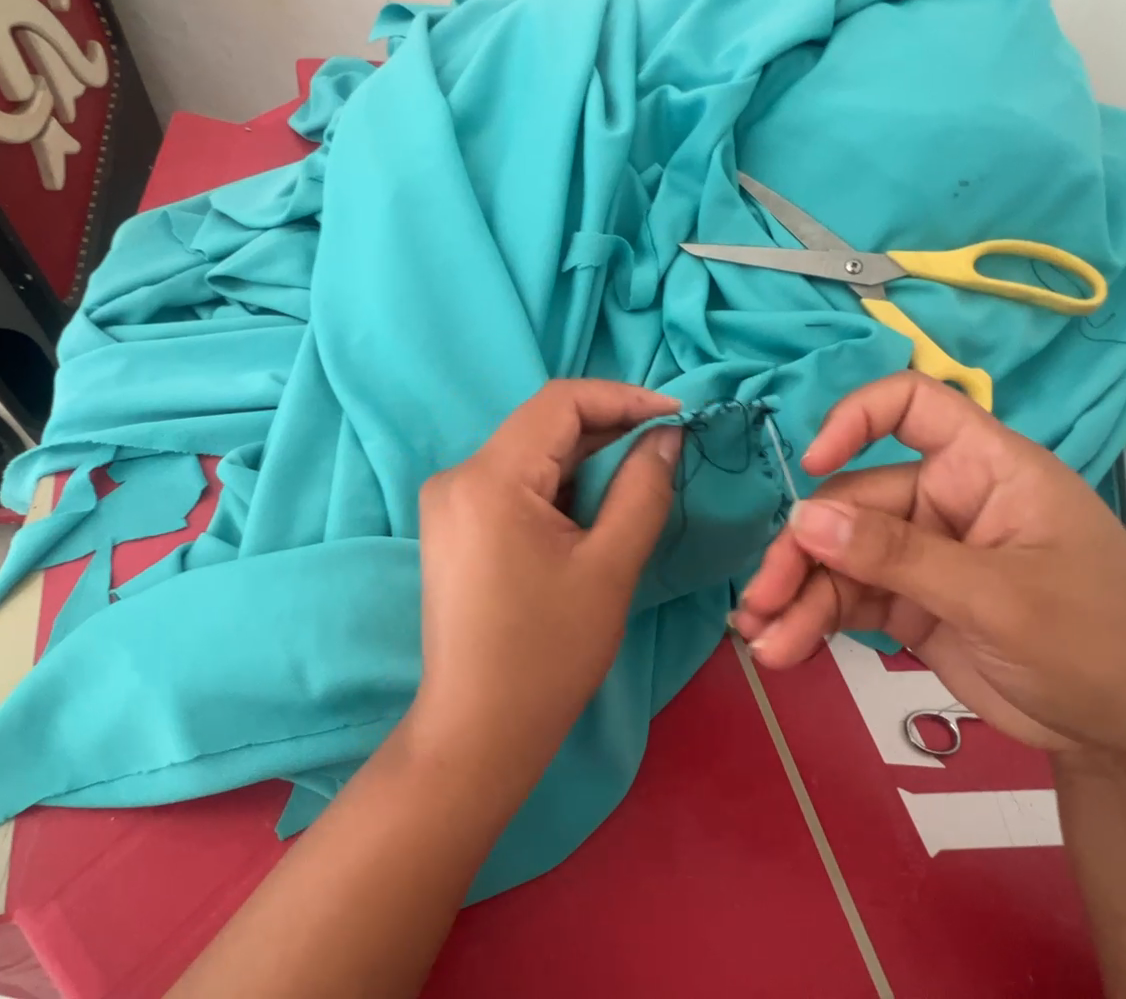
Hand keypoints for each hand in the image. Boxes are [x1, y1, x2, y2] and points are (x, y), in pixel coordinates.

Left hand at [412, 381, 682, 774]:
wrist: (481, 726)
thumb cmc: (549, 652)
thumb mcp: (610, 566)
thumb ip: (642, 489)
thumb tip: (666, 436)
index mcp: (490, 477)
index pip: (560, 402)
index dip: (624, 398)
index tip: (676, 417)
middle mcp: (457, 476)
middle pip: (542, 426)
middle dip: (608, 431)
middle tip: (666, 451)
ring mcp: (448, 503)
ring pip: (529, 455)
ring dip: (586, 462)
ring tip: (637, 484)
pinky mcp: (452, 528)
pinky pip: (512, 485)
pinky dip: (557, 488)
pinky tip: (592, 512)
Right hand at [731, 373, 1125, 760]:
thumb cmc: (1095, 645)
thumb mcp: (996, 597)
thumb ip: (896, 556)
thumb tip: (802, 520)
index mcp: (986, 471)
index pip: (915, 407)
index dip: (857, 420)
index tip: (812, 464)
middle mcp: (946, 503)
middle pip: (852, 504)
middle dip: (802, 555)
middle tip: (761, 603)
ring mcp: (924, 556)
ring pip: (839, 558)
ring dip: (797, 597)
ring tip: (762, 641)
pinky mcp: (909, 605)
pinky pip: (847, 600)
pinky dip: (813, 622)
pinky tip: (782, 649)